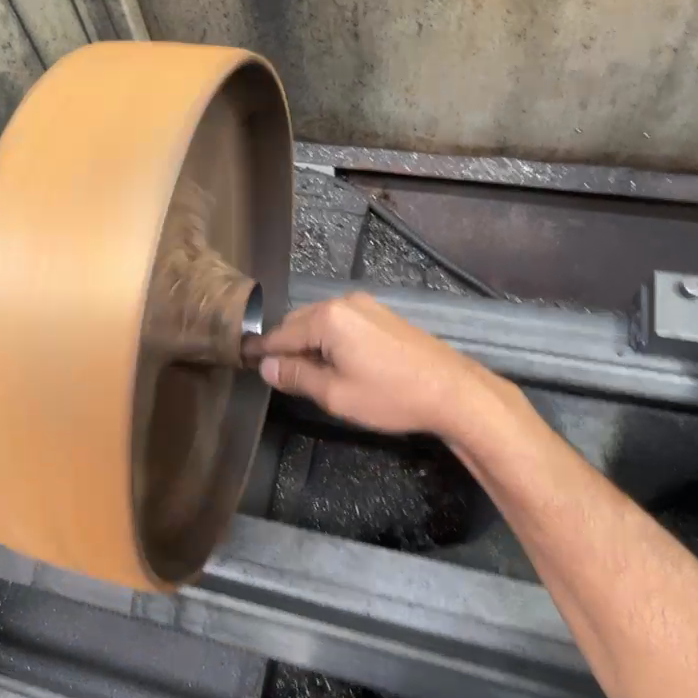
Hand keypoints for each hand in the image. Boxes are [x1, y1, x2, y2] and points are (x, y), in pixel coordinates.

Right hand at [249, 292, 499, 436]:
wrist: (453, 391)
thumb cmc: (391, 396)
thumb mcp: (335, 394)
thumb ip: (296, 377)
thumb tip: (266, 367)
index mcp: (327, 318)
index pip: (280, 334)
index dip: (261, 351)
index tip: (245, 362)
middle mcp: (344, 302)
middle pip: (299, 323)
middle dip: (285, 347)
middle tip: (275, 375)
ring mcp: (366, 306)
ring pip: (321, 322)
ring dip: (309, 344)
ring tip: (304, 374)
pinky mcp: (382, 315)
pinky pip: (342, 323)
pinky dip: (330, 340)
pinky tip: (334, 363)